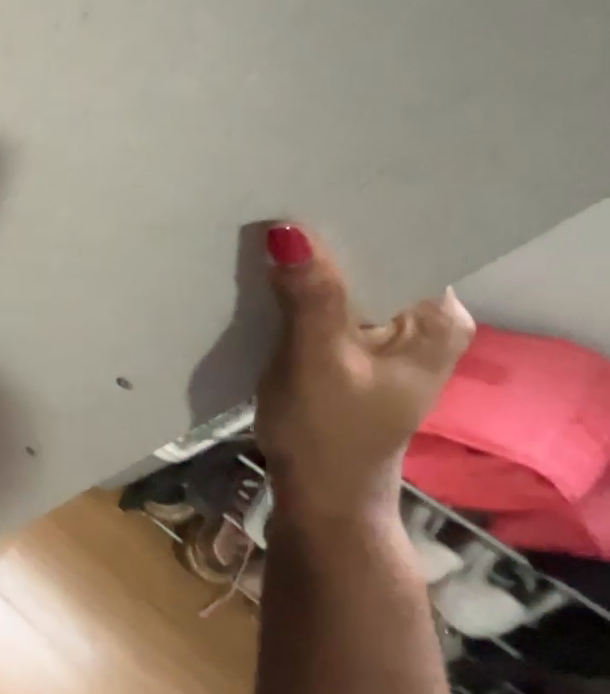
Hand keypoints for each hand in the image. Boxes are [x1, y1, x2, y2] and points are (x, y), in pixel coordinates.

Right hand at [256, 223, 474, 523]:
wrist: (319, 490)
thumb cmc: (328, 429)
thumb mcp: (318, 360)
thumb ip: (311, 297)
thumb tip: (290, 231)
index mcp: (435, 320)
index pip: (398, 250)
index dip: (349, 226)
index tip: (297, 203)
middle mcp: (420, 321)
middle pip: (369, 264)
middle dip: (319, 247)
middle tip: (265, 219)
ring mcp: (385, 336)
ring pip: (342, 284)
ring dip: (302, 271)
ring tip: (257, 244)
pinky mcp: (350, 348)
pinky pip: (324, 305)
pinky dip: (295, 295)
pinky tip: (263, 284)